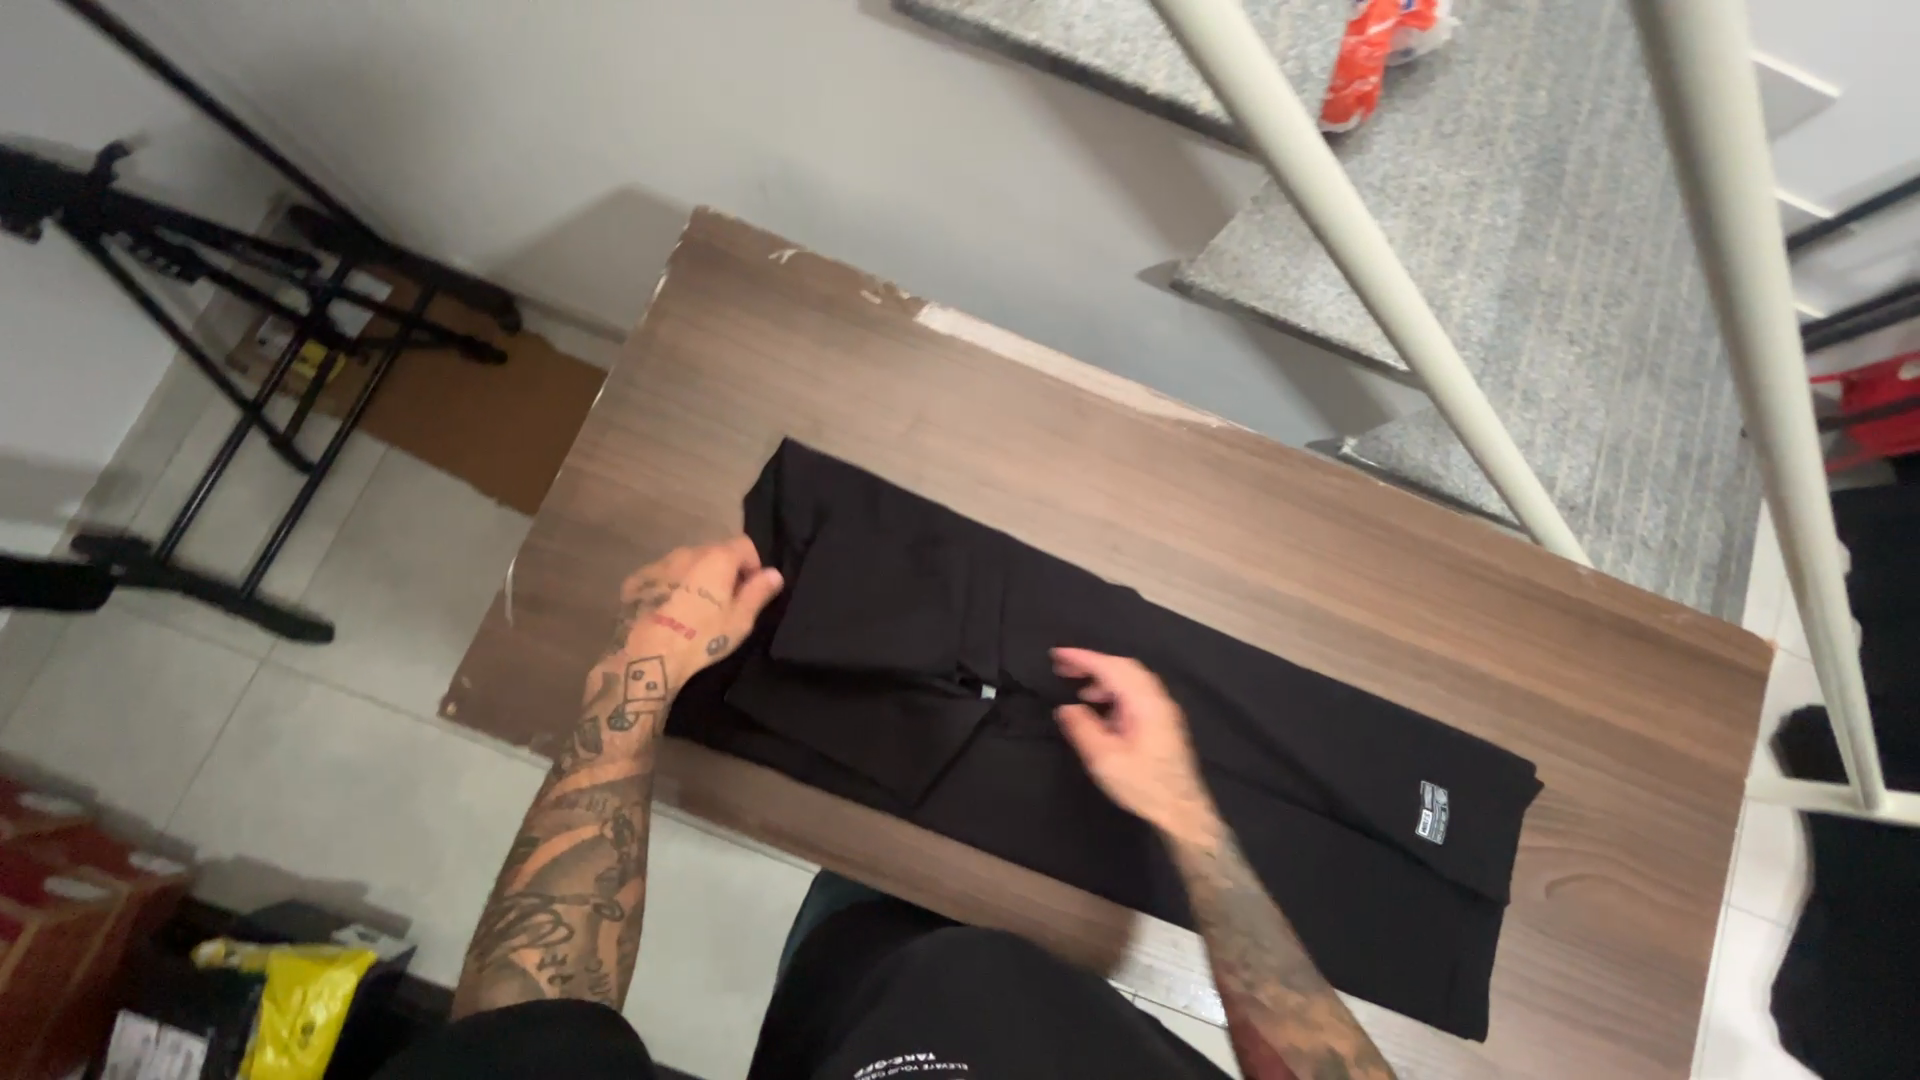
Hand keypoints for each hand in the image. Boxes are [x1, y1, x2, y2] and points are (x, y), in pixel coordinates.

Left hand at [606, 536, 784, 691]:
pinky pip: (663, 576)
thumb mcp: (740, 619)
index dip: (753, 566)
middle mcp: (688, 552)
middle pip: (715, 552)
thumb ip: (759, 591)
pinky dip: (670, 587)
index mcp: (717, 557)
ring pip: (687, 563)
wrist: (647, 656)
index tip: (749, 591)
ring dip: (696, 578)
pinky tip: (668, 612)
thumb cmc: (702, 637)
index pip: (745, 545)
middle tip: (723, 603)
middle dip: (724, 571)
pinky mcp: (636, 580)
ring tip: (694, 609)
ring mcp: (659, 564)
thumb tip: (775, 574)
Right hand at [1052, 648, 1222, 849]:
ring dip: (1104, 677)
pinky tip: (1102, 708)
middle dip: (1092, 663)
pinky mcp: (1163, 721)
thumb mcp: (1104, 759)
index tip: (1057, 654)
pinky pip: (1136, 692)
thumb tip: (1066, 708)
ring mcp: (1162, 709)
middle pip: (1123, 667)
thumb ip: (1083, 729)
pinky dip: (1115, 690)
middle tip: (1064, 667)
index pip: (1110, 668)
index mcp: (1143, 703)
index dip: (1082, 658)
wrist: (1181, 810)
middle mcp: (1156, 699)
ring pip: (1131, 679)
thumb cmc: (1142, 784)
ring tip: (1080, 690)